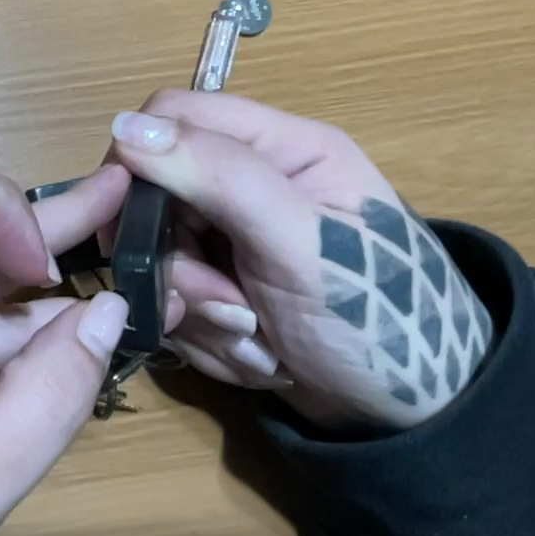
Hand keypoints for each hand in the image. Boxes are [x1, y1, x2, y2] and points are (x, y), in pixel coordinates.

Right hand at [107, 90, 494, 431]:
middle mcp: (248, 187)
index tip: (130, 223)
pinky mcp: (215, 287)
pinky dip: (201, 335)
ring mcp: (228, 241)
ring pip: (157, 258)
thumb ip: (220, 177)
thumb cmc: (376, 317)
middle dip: (177, 264)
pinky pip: (169, 299)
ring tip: (255, 340)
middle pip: (153, 199)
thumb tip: (125, 130)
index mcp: (281, 149)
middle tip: (224, 306)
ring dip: (193, 309)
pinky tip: (253, 355)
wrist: (409, 416)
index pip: (172, 119)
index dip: (136, 163)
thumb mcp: (299, 243)